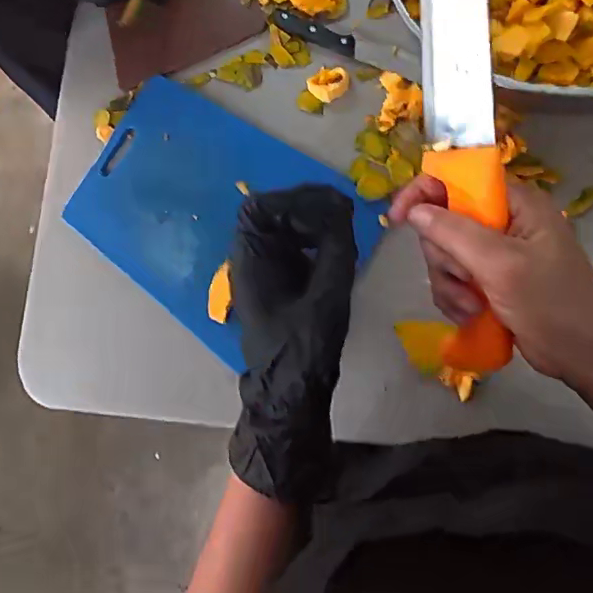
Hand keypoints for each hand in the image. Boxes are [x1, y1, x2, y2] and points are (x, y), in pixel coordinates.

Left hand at [226, 185, 356, 502]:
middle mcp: (249, 259)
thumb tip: (342, 211)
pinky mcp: (274, 282)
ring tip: (342, 227)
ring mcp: (260, 271)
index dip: (293, 198)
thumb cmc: (302, 347)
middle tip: (342, 211)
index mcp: (249, 258)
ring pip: (281, 230)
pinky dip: (311, 241)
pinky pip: (290, 248)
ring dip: (310, 223)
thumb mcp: (326, 296)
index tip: (329, 203)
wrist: (288, 394)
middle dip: (306, 207)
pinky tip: (335, 248)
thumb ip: (335, 250)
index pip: (259, 208)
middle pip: (271, 215)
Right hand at [387, 175, 592, 384]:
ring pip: (443, 252)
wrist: (588, 359)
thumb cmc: (554, 305)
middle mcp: (503, 219)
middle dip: (444, 255)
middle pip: (443, 220)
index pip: (457, 178)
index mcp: (515, 202)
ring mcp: (496, 250)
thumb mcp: (501, 265)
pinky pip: (451, 277)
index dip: (424, 193)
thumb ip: (454, 232)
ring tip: (471, 306)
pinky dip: (454, 297)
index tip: (399, 219)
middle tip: (462, 278)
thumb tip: (414, 211)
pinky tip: (471, 315)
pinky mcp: (490, 277)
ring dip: (449, 282)